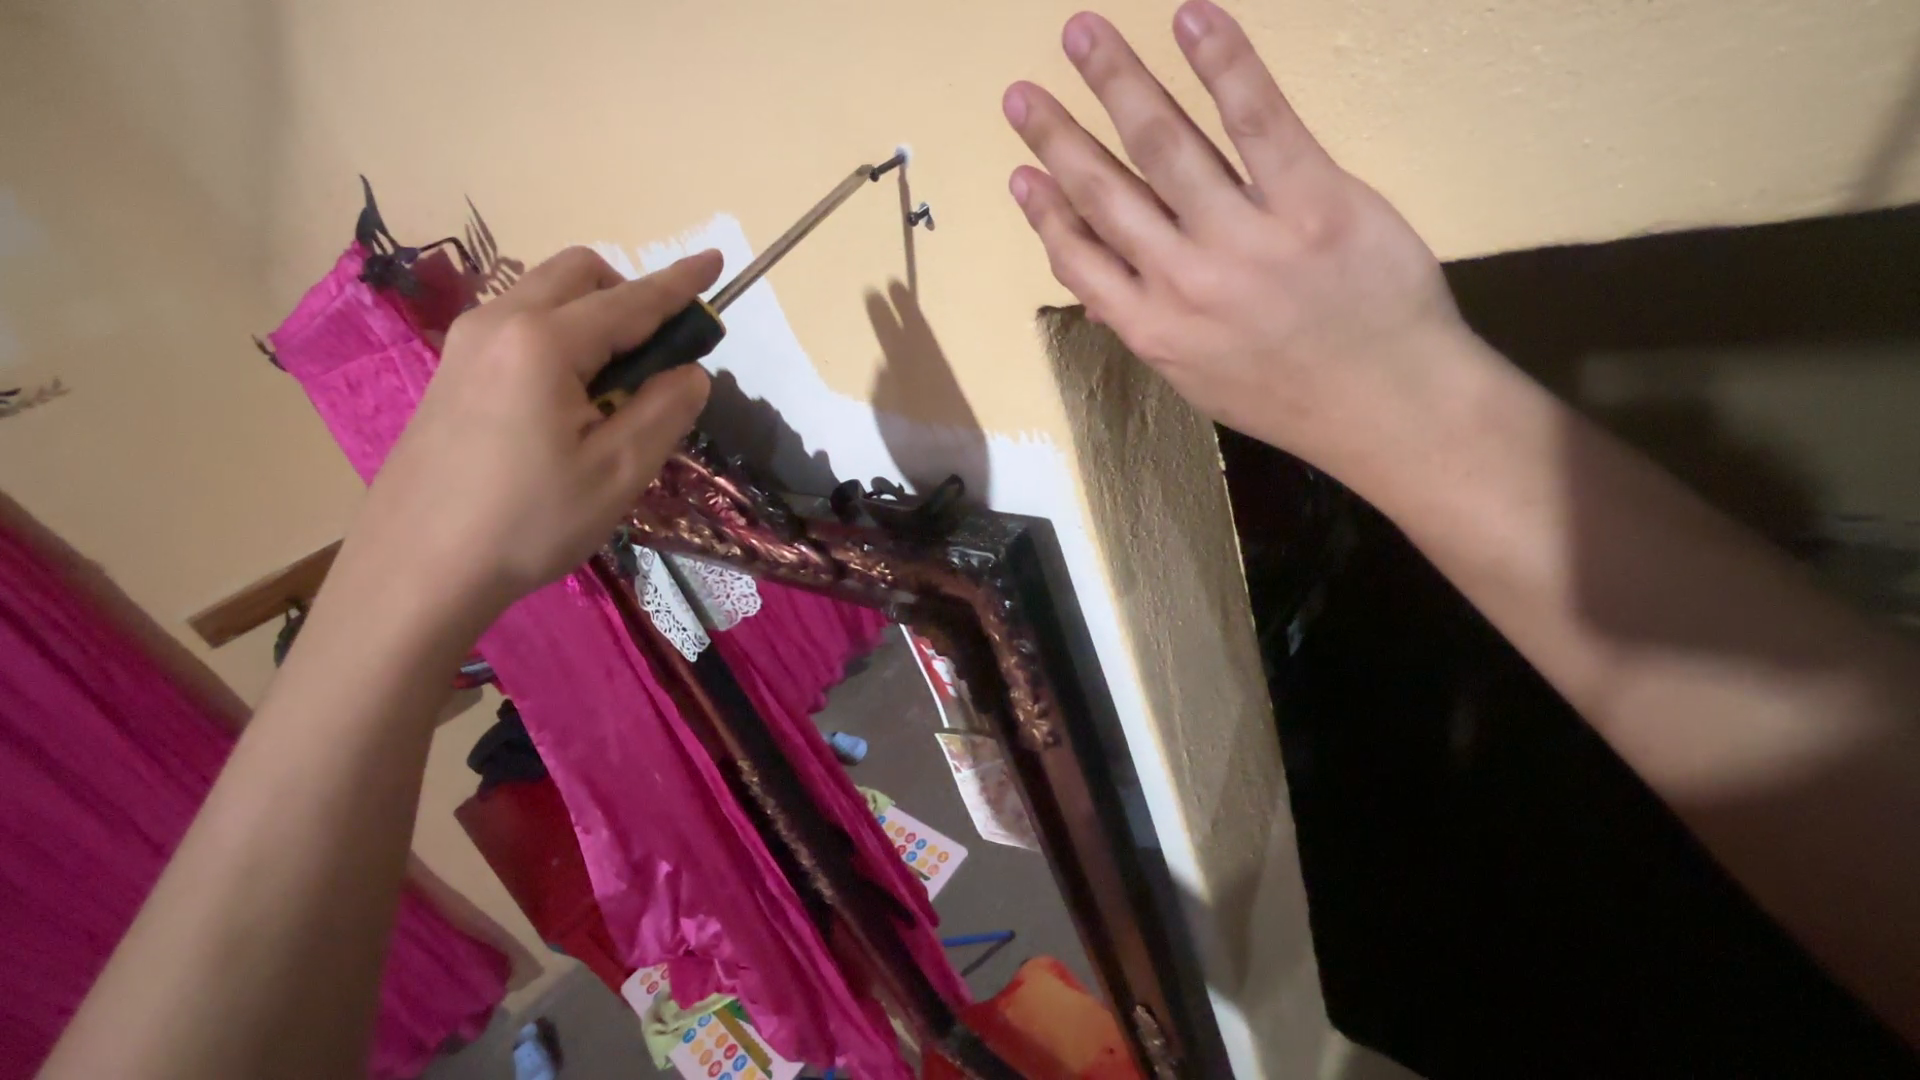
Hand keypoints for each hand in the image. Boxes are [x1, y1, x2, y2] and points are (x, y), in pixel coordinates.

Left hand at [345, 246, 720, 618]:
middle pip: (578, 274)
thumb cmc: (529, 521)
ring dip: (593, 315)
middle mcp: (498, 323)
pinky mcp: (451, 372)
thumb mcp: (619, 472)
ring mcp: (465, 344)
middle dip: (630, 293)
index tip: (716, 260)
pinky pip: (518, 324)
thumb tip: (690, 373)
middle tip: (659, 354)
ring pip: (543, 295)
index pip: (630, 300)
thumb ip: (665, 410)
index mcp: (545, 342)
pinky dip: (560, 335)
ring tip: (615, 386)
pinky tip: (568, 400)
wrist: (419, 569)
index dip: (680, 283)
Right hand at [1004, 2, 1465, 462]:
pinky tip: (1189, 17)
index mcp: (1151, 329)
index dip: (1044, 211)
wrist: (1385, 408)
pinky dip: (1221, 63)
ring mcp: (1242, 238)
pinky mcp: (1310, 200)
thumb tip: (1107, 292)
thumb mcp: (1198, 380)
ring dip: (1115, 81)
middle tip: (1021, 93)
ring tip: (1081, 34)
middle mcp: (1181, 281)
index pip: (1079, 258)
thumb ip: (1152, 329)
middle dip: (1057, 136)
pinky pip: (1257, 119)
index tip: (1020, 173)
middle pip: (1105, 191)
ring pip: (1163, 144)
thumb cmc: (1289, 398)